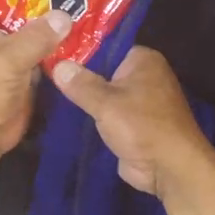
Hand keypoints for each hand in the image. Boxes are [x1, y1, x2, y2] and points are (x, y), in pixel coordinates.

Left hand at [0, 7, 69, 162]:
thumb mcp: (8, 58)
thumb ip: (38, 35)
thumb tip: (66, 15)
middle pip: (15, 11)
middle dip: (41, 0)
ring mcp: (4, 54)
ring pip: (30, 32)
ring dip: (51, 24)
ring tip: (81, 0)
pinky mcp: (20, 72)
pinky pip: (40, 53)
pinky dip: (56, 46)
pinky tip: (80, 31)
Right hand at [51, 47, 214, 194]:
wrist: (170, 168)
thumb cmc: (142, 126)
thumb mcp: (106, 102)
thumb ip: (81, 84)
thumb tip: (58, 65)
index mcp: (143, 60)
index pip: (105, 47)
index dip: (79, 50)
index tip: (51, 54)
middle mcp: (144, 75)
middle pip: (103, 71)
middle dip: (78, 77)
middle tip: (44, 75)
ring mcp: (139, 101)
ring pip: (104, 94)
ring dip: (83, 99)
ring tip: (47, 93)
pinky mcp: (133, 123)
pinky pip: (107, 113)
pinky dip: (91, 115)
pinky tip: (64, 114)